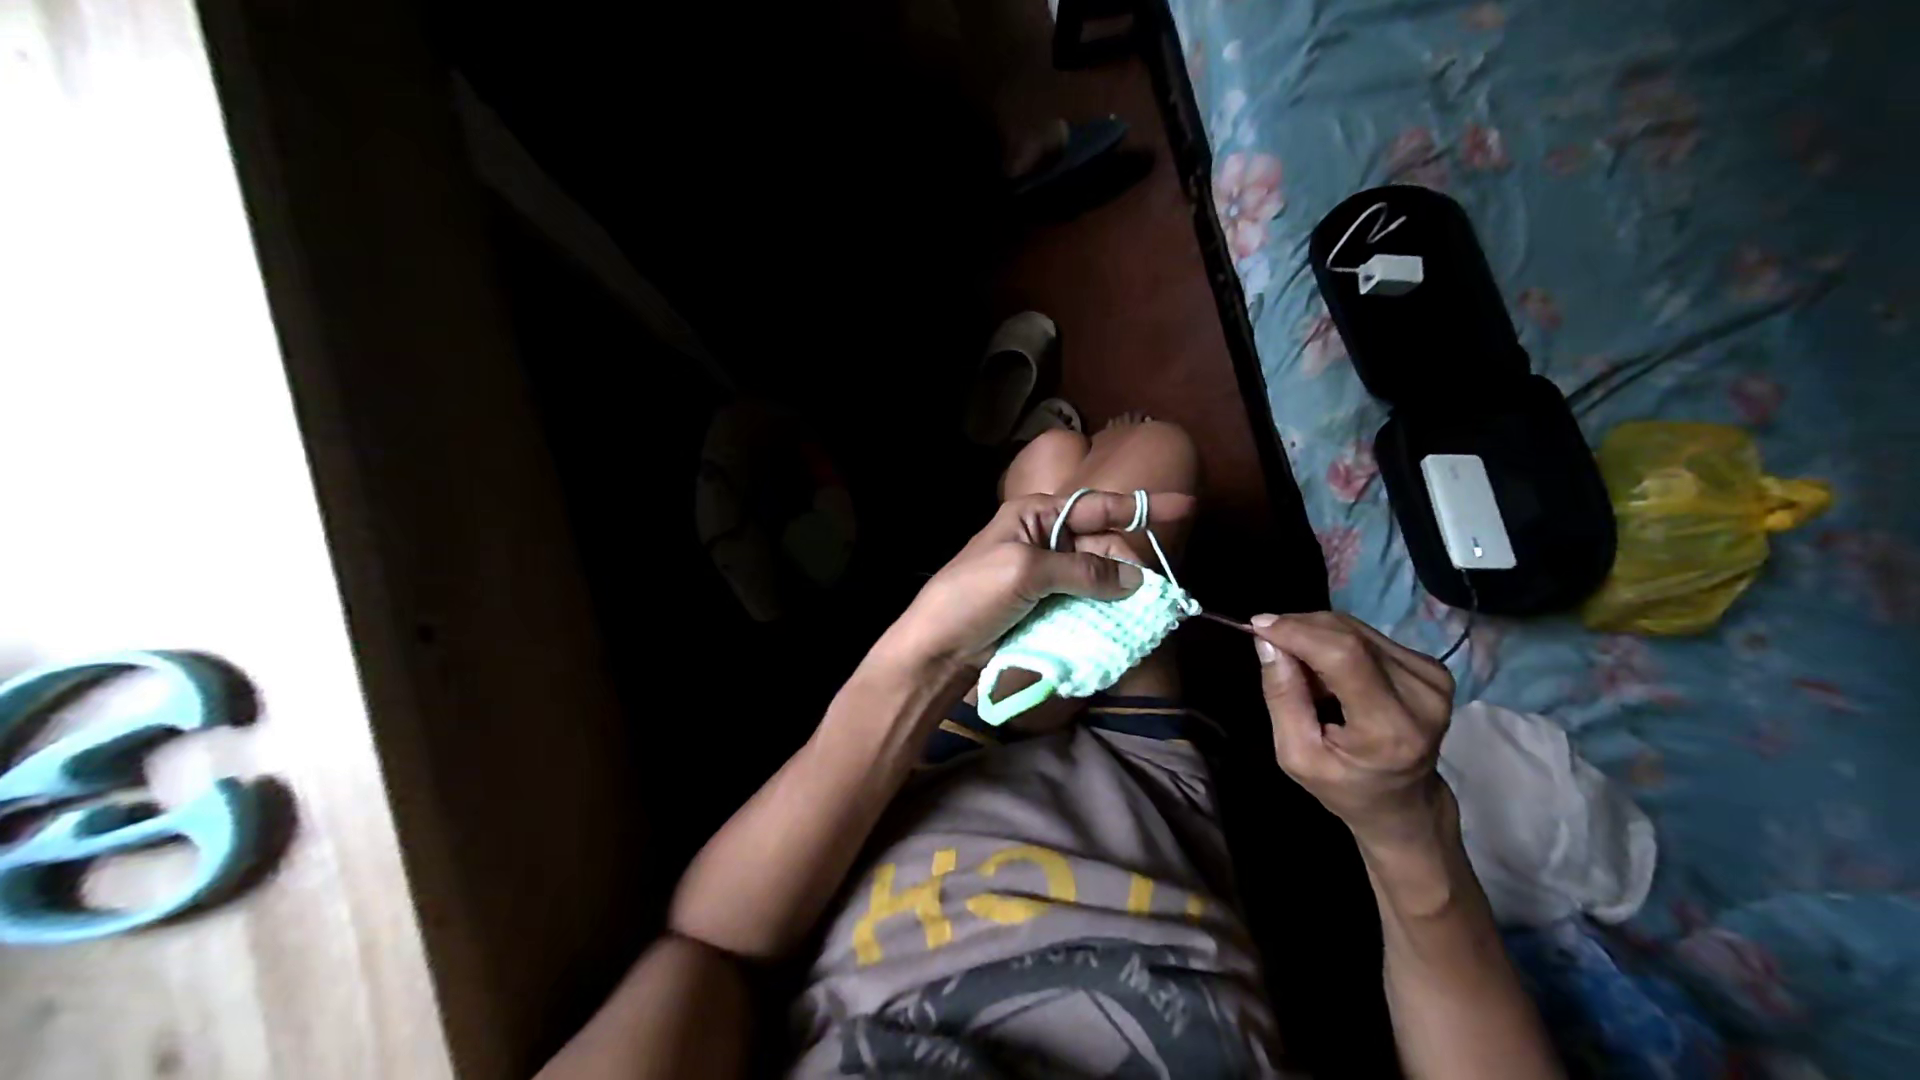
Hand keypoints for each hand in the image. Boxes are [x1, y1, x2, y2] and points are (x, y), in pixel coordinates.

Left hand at [870, 490, 1196, 681]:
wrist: (938, 646)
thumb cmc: (972, 595)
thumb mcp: (1025, 572)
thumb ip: (1082, 569)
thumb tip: (1132, 578)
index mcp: (1034, 515)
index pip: (1096, 505)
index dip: (1141, 506)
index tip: (1188, 506)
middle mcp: (1045, 538)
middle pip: (1103, 542)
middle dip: (1129, 561)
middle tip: (1149, 593)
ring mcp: (1047, 574)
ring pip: (1099, 574)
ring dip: (1121, 590)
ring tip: (1145, 610)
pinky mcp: (1047, 604)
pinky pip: (1087, 600)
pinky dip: (1106, 609)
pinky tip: (1122, 621)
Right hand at [1248, 612, 1456, 852]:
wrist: (1405, 804)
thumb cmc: (1344, 786)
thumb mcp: (1296, 755)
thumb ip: (1282, 697)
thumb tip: (1266, 642)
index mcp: (1388, 727)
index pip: (1344, 656)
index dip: (1298, 632)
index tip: (1258, 625)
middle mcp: (1420, 695)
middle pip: (1349, 636)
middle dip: (1300, 628)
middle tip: (1269, 641)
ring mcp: (1431, 679)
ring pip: (1356, 629)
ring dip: (1316, 634)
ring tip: (1299, 663)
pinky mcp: (1431, 668)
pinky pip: (1368, 636)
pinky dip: (1335, 642)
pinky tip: (1325, 666)